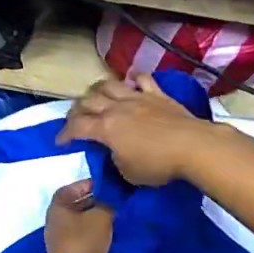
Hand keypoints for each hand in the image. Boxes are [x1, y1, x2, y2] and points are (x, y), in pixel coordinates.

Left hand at [44, 179, 112, 252]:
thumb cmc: (84, 238)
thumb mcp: (100, 216)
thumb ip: (106, 204)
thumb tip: (110, 202)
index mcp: (58, 205)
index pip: (73, 187)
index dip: (89, 184)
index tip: (106, 186)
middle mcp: (56, 218)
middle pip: (76, 204)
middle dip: (95, 201)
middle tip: (114, 201)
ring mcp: (61, 235)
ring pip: (81, 220)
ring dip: (95, 217)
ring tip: (115, 216)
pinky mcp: (69, 250)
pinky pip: (83, 234)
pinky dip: (94, 231)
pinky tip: (109, 232)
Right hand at [56, 75, 217, 186]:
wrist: (193, 146)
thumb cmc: (158, 164)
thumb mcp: (128, 173)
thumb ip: (115, 159)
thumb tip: (114, 151)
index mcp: (105, 128)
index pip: (76, 128)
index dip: (64, 134)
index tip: (60, 142)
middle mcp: (117, 108)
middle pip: (88, 101)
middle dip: (76, 110)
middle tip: (75, 119)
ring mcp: (138, 97)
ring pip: (110, 85)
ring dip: (98, 90)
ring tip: (96, 97)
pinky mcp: (158, 94)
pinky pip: (142, 79)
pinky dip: (133, 79)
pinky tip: (131, 83)